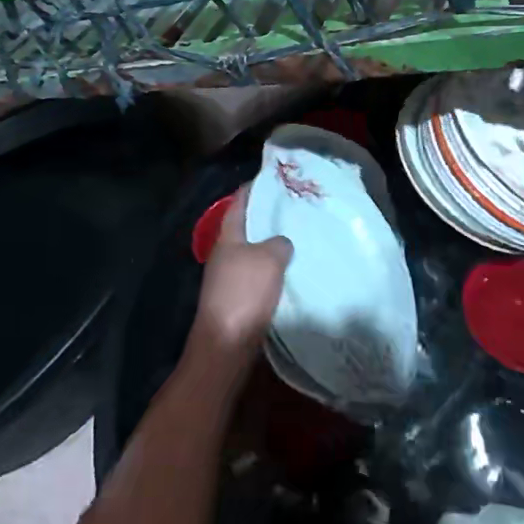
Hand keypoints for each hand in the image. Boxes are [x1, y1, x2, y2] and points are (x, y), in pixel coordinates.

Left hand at [194, 183, 292, 348]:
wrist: (227, 344)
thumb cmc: (245, 292)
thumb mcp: (269, 259)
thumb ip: (279, 243)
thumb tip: (281, 243)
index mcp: (227, 238)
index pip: (238, 205)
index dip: (252, 190)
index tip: (272, 179)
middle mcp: (225, 255)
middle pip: (246, 229)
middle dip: (266, 218)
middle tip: (294, 208)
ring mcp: (229, 279)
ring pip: (253, 253)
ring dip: (272, 245)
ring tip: (298, 237)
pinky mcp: (237, 300)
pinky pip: (258, 275)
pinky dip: (273, 269)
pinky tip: (291, 270)